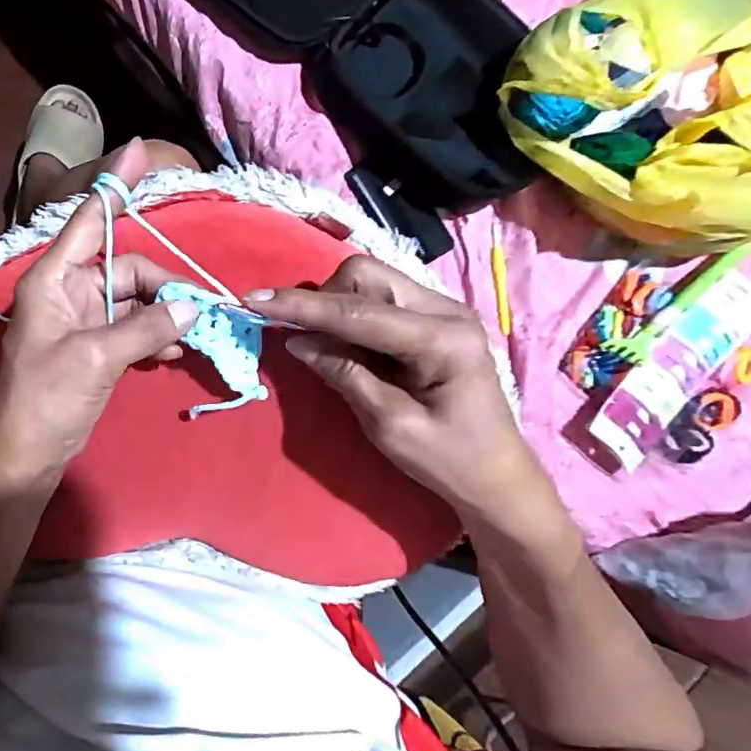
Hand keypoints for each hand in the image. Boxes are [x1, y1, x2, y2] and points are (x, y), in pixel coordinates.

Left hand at [0, 185, 197, 485]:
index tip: (142, 148)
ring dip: (163, 313)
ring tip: (193, 332)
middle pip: (125, 267)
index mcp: (54, 280)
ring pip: (134, 300)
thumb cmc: (47, 399)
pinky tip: (174, 350)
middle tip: (199, 309)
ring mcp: (83, 321)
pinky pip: (132, 328)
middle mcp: (68, 292)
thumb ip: (145, 328)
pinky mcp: (95, 348)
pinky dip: (154, 334)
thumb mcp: (97, 358)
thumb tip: (191, 310)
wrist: (26, 456)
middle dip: (163, 284)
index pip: (91, 221)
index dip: (117, 186)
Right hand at [245, 256, 541, 519]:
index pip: (358, 312)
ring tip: (323, 344)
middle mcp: (445, 309)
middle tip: (305, 339)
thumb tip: (298, 341)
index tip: (255, 300)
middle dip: (324, 299)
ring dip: (335, 306)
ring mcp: (442, 310)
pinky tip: (344, 344)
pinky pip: (379, 299)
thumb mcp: (389, 425)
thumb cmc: (447, 460)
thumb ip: (344, 375)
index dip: (303, 307)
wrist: (495, 475)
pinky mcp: (432, 319)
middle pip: (366, 275)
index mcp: (442, 339)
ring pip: (370, 281)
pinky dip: (350, 315)